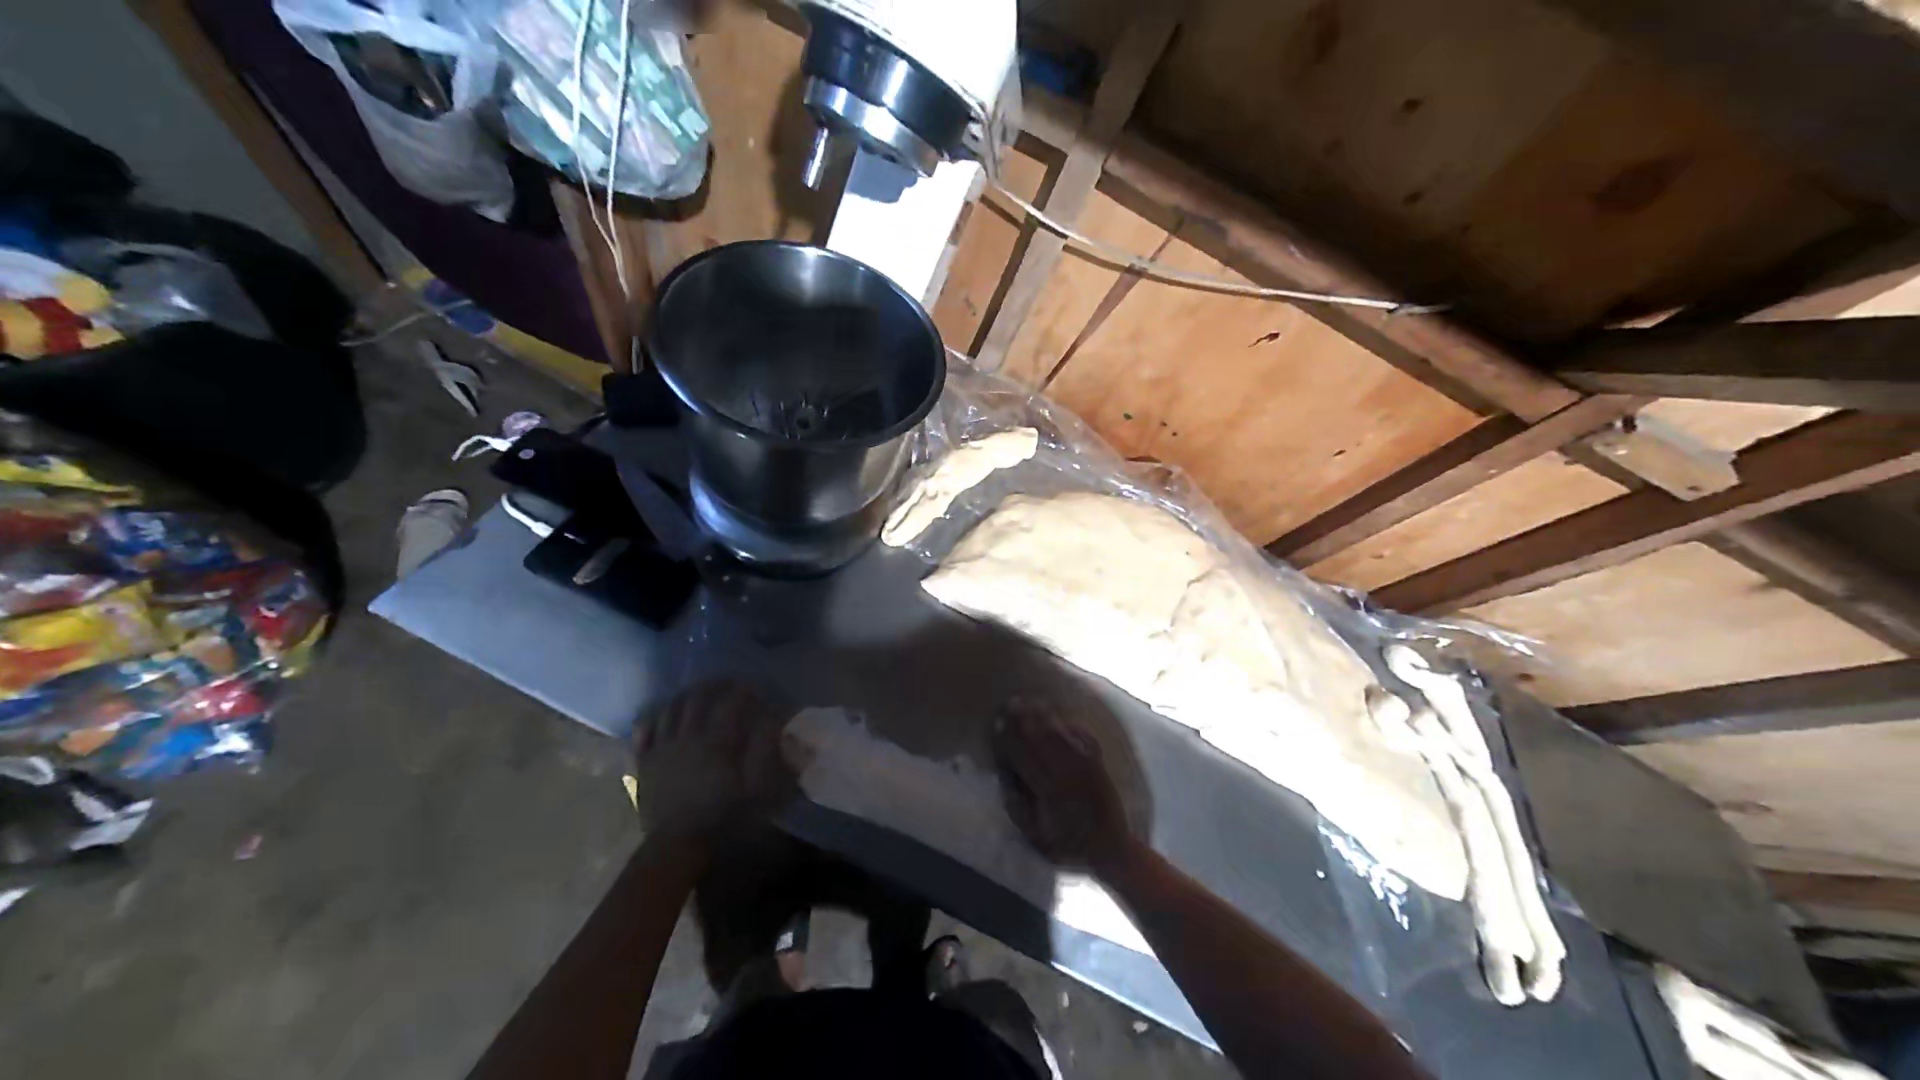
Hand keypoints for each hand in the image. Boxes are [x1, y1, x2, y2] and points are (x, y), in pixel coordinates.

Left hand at [632, 681, 791, 842]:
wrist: (676, 848)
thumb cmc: (723, 820)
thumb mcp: (757, 788)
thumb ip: (766, 748)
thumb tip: (773, 717)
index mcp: (717, 741)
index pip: (731, 702)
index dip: (745, 689)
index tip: (757, 686)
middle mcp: (687, 736)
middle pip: (699, 697)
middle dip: (716, 685)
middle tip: (730, 684)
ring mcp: (662, 747)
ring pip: (671, 707)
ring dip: (687, 695)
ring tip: (700, 692)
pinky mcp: (645, 762)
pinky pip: (645, 729)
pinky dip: (655, 715)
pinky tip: (663, 713)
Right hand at [994, 693, 1133, 874]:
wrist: (1112, 850)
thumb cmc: (1069, 847)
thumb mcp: (1037, 839)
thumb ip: (1019, 811)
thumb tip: (1006, 782)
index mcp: (1049, 793)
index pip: (1023, 760)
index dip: (1009, 741)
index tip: (997, 726)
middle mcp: (1068, 776)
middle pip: (1042, 742)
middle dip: (1025, 722)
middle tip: (1011, 703)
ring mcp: (1086, 768)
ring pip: (1062, 736)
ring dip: (1046, 718)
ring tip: (1032, 701)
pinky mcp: (1100, 765)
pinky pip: (1085, 740)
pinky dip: (1072, 727)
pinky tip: (1061, 717)